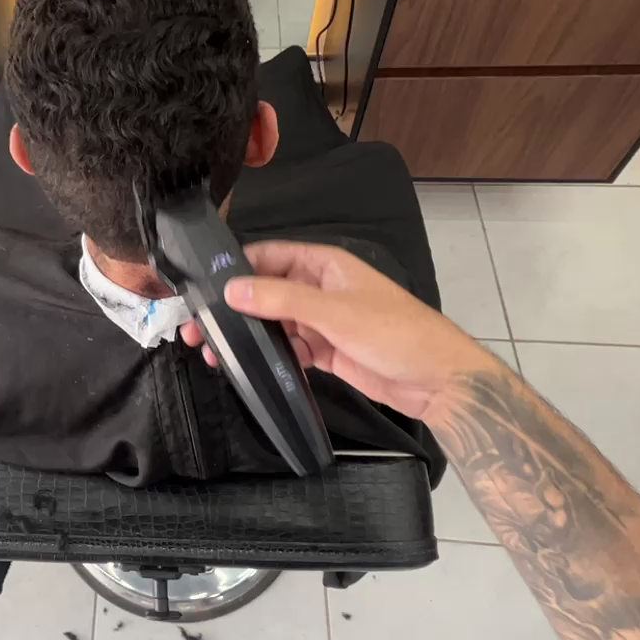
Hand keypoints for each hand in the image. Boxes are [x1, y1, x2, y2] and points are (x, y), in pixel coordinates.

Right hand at [177, 240, 502, 420]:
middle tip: (198, 330)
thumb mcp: (335, 313)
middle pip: (265, 293)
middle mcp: (319, 288)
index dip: (235, 268)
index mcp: (324, 265)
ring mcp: (322, 320)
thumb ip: (281, 300)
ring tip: (213, 354)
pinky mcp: (325, 350)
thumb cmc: (396, 334)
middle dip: (232, 309)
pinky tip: (245, 368)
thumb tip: (231, 290)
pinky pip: (288, 349)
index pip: (269, 256)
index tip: (202, 287)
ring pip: (273, 323)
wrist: (441, 384)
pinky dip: (267, 357)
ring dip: (246, 337)